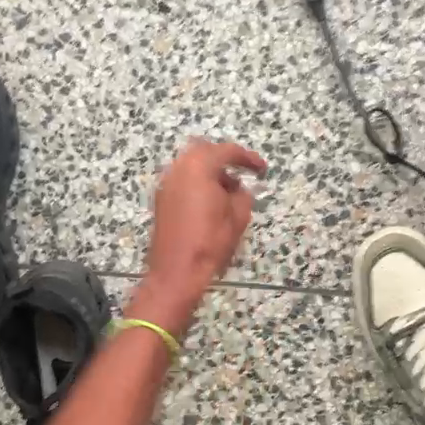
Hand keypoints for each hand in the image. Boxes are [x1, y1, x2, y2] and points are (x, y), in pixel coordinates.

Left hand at [130, 139, 267, 335]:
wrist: (176, 272)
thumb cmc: (210, 243)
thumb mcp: (237, 218)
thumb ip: (242, 196)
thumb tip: (239, 189)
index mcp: (198, 169)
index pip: (226, 151)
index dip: (247, 158)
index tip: (262, 169)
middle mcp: (178, 170)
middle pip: (204, 152)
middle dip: (225, 159)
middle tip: (244, 173)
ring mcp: (166, 185)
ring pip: (191, 166)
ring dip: (211, 172)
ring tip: (230, 191)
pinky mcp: (162, 200)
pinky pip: (183, 180)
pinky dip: (199, 183)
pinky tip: (212, 202)